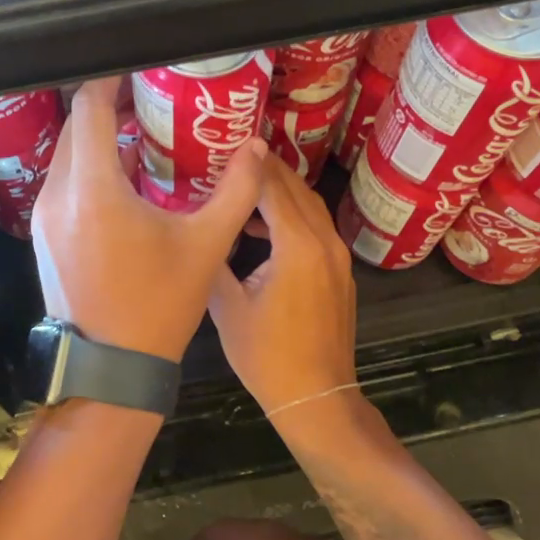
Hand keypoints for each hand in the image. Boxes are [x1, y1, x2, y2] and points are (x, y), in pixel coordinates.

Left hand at [32, 77, 269, 361]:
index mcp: (93, 190)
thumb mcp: (206, 245)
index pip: (89, 108)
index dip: (110, 80)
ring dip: (98, 140)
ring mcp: (44, 217)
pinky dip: (88, 168)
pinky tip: (123, 181)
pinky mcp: (42, 235)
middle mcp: (58, 195)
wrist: (110, 369)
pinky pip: (63, 183)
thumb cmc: (159, 306)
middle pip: (75, 128)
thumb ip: (235, 190)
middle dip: (108, 108)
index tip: (137, 69)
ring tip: (142, 137)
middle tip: (150, 101)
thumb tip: (257, 147)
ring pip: (66, 156)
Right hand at [209, 157, 358, 413]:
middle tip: (230, 152)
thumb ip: (214, 258)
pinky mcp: (338, 271)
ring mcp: (336, 256)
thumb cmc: (266, 355)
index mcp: (297, 245)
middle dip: (265, 167)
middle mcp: (323, 241)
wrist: (317, 398)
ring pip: (309, 205)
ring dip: (280, 189)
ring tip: (241, 181)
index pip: (272, 185)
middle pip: (295, 188)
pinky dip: (291, 213)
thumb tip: (200, 227)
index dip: (249, 161)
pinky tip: (261, 225)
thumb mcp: (226, 306)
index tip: (224, 141)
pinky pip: (315, 226)